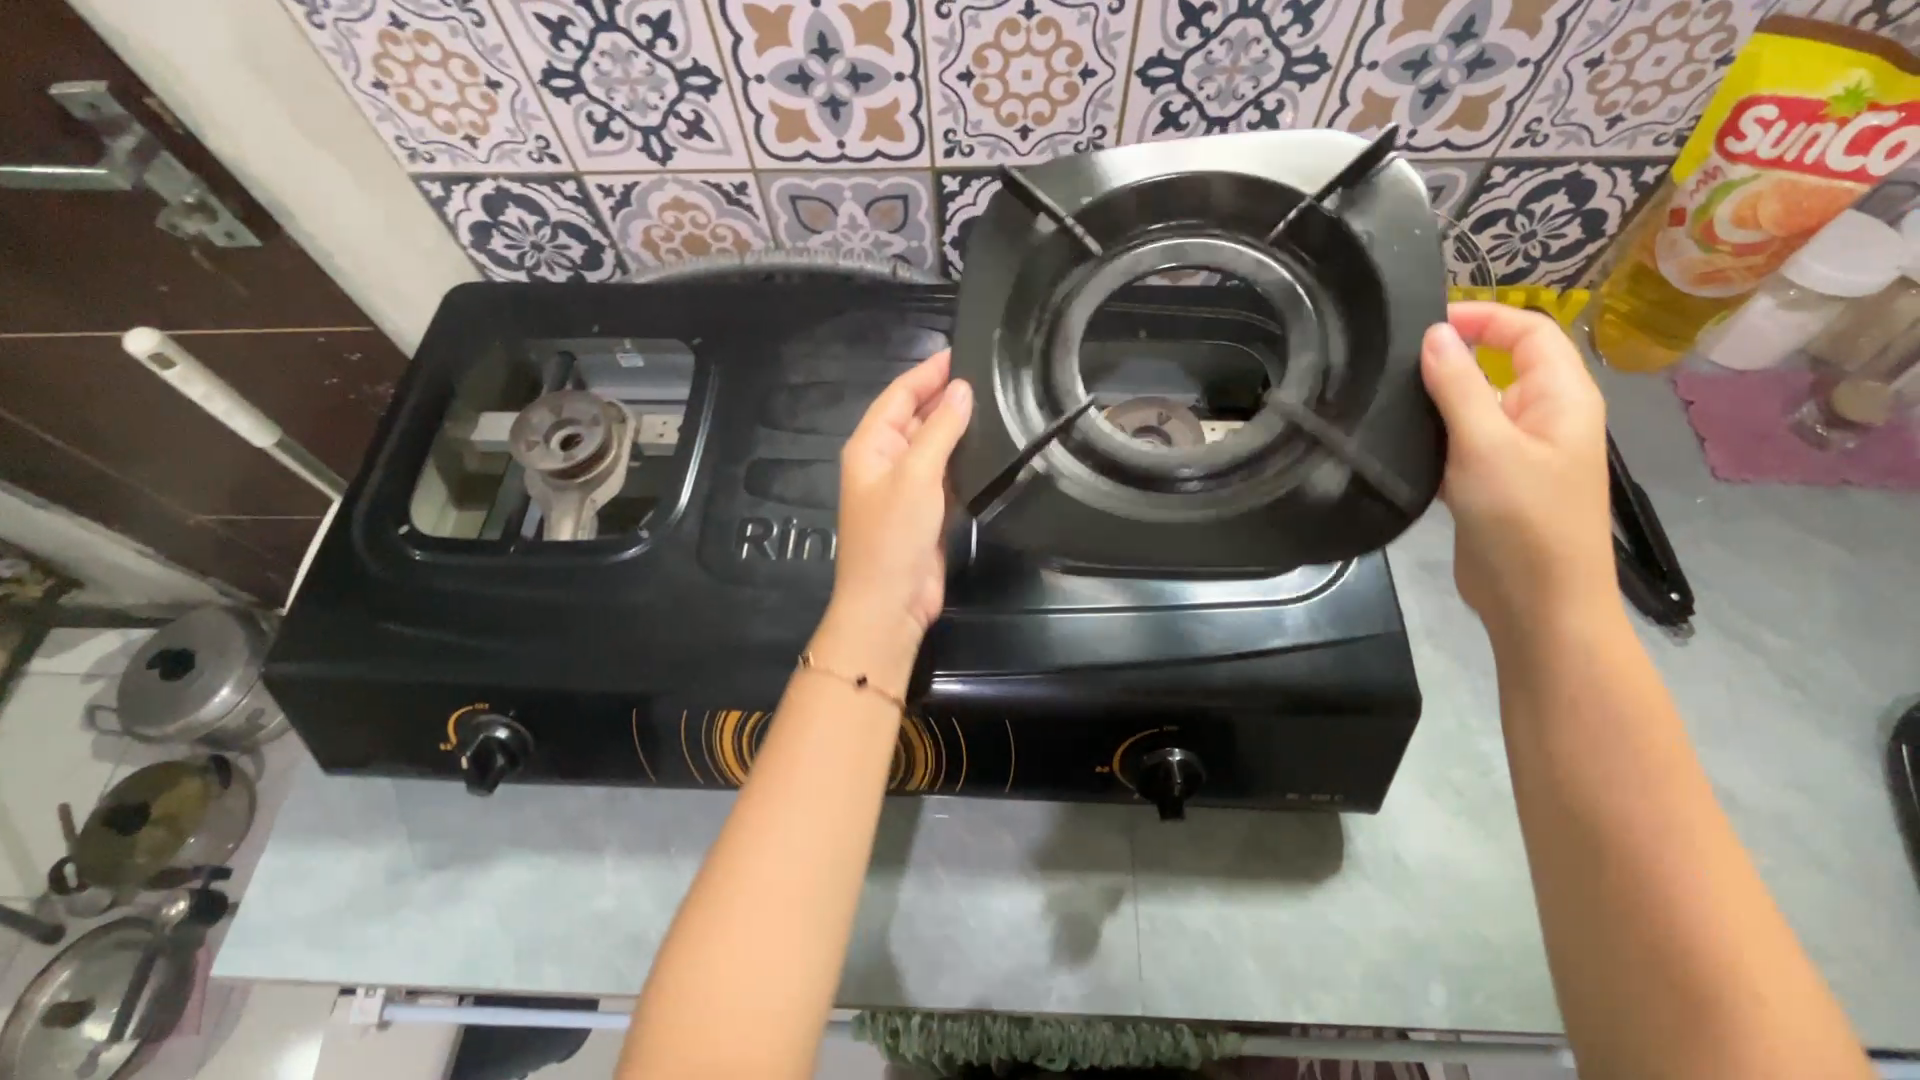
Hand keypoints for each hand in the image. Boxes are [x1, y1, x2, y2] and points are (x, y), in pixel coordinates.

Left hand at [825, 350, 972, 650]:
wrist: (891, 602)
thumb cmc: (894, 535)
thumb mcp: (916, 475)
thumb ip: (940, 430)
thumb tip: (962, 390)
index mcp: (870, 445)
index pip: (899, 395)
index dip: (928, 372)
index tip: (962, 351)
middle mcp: (885, 461)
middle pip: (916, 417)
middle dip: (946, 397)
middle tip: (991, 376)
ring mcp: (906, 487)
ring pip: (934, 445)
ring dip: (959, 428)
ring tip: (999, 403)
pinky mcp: (927, 511)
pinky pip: (947, 474)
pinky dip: (965, 460)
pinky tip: (991, 447)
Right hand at [1420, 303, 1616, 637]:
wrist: (1538, 603)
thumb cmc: (1523, 519)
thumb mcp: (1487, 446)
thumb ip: (1460, 386)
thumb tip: (1435, 333)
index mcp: (1561, 397)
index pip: (1530, 331)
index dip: (1484, 316)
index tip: (1426, 322)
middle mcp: (1543, 417)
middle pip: (1500, 365)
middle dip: (1453, 357)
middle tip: (1393, 362)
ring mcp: (1517, 454)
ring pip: (1475, 407)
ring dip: (1437, 401)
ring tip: (1385, 400)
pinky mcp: (1490, 485)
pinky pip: (1460, 445)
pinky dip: (1433, 439)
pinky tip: (1397, 446)